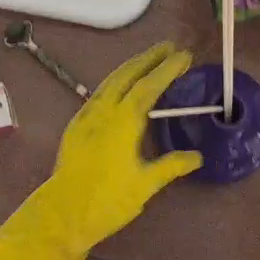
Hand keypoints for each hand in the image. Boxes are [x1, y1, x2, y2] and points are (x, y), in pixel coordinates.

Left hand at [0, 43, 202, 259]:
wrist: (62, 214)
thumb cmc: (107, 200)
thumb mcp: (145, 185)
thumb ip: (171, 166)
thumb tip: (197, 156)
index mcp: (123, 122)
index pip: (149, 86)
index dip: (168, 69)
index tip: (185, 56)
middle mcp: (103, 111)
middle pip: (127, 75)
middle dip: (148, 58)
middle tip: (168, 46)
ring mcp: (86, 116)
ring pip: (110, 81)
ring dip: (131, 67)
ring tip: (148, 59)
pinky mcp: (76, 126)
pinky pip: (98, 93)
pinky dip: (115, 82)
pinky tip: (120, 86)